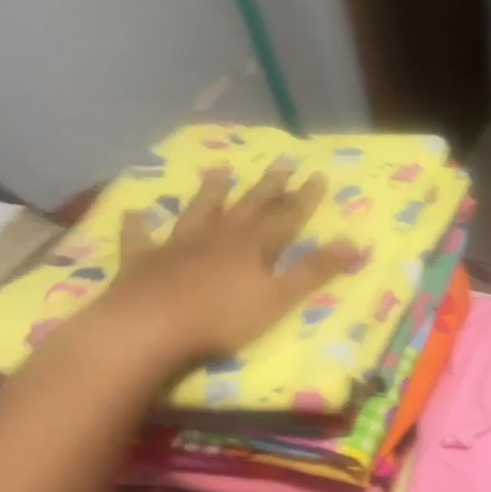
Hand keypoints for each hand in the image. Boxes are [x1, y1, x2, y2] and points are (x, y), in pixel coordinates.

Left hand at [81, 159, 362, 368]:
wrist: (148, 328)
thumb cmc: (221, 319)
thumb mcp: (279, 299)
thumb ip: (315, 271)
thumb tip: (356, 244)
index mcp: (253, 246)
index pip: (286, 217)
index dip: (304, 198)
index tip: (317, 175)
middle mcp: (218, 237)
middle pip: (247, 207)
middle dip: (267, 187)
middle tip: (281, 163)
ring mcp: (177, 246)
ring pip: (198, 212)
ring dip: (210, 192)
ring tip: (219, 170)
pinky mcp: (142, 262)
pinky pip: (140, 239)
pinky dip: (137, 226)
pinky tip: (134, 213)